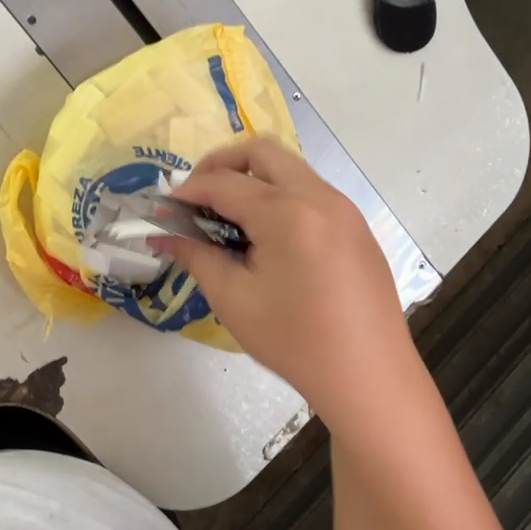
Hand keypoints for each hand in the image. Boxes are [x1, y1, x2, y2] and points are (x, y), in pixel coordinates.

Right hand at [159, 138, 412, 411]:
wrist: (368, 377)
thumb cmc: (294, 341)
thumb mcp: (233, 299)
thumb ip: (196, 256)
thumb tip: (162, 235)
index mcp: (287, 213)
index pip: (224, 183)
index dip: (187, 192)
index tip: (162, 208)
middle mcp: (319, 197)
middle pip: (261, 152)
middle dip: (221, 165)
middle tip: (195, 198)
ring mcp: (344, 209)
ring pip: (290, 169)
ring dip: (252, 179)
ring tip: (226, 220)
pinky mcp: (356, 228)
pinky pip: (311, 192)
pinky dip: (279, 197)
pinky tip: (265, 238)